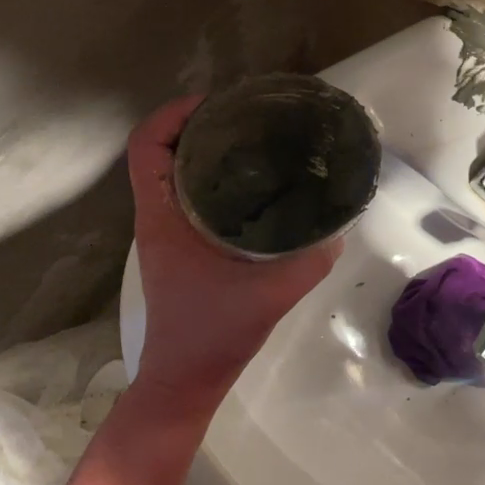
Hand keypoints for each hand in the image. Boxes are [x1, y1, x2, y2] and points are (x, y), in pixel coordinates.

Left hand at [127, 96, 340, 409]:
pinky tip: (258, 184)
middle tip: (251, 115)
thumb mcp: (270, 296)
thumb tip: (339, 226)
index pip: (145, 146)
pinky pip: (188, 194)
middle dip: (201, 122)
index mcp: (162, 218)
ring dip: (206, 148)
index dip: (173, 113)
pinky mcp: (180, 246)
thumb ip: (310, 261)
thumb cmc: (212, 335)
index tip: (217, 103)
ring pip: (175, 171)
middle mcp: (157, 217)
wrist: (183, 381)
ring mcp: (166, 232)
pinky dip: (214, 176)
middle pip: (162, 149)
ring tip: (257, 138)